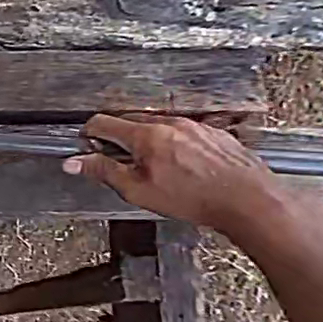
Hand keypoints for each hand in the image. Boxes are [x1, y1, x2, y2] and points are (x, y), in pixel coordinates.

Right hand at [62, 114, 321, 239]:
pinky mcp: (213, 133)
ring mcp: (194, 126)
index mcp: (146, 135)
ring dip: (144, 141)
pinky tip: (178, 167)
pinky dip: (170, 144)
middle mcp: (170, 124)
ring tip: (150, 168)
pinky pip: (181, 132)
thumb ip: (103, 171)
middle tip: (116, 162)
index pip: (103, 122)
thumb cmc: (194, 198)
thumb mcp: (137, 190)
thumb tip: (74, 162)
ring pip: (156, 126)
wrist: (248, 200)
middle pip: (129, 121)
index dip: (89, 133)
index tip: (87, 146)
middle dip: (116, 138)